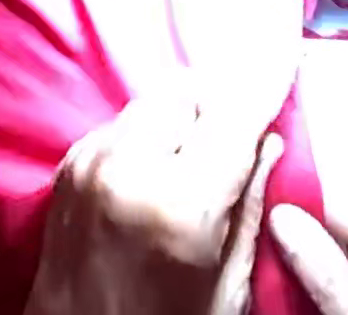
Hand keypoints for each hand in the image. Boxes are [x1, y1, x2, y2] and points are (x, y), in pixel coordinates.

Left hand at [26, 91, 284, 314]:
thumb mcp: (227, 287)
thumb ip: (248, 207)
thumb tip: (268, 140)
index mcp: (176, 203)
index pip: (228, 121)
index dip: (258, 89)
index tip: (279, 60)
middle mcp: (126, 162)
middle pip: (181, 94)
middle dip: (212, 104)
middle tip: (231, 132)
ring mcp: (90, 154)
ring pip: (148, 101)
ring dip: (177, 116)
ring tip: (191, 154)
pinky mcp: (68, 156)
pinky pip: (118, 122)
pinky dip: (144, 131)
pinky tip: (152, 166)